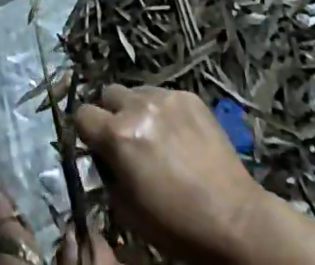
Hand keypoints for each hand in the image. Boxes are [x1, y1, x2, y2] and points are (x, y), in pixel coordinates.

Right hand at [74, 85, 267, 263]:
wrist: (232, 216)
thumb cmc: (174, 223)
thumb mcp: (125, 207)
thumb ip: (107, 171)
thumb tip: (103, 154)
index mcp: (118, 134)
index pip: (82, 114)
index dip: (86, 131)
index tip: (96, 144)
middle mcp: (139, 106)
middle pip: (108, 94)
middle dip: (111, 114)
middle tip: (127, 139)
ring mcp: (167, 97)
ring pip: (137, 91)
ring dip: (137, 109)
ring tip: (155, 135)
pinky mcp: (190, 96)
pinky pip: (164, 95)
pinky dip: (163, 110)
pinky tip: (178, 134)